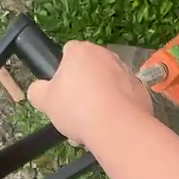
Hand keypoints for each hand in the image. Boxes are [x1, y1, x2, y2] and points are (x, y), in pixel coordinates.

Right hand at [27, 40, 154, 145]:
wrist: (116, 127)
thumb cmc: (76, 108)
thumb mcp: (44, 101)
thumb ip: (38, 91)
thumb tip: (39, 89)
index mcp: (81, 52)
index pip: (68, 51)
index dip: (63, 70)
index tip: (61, 90)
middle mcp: (106, 55)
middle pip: (90, 67)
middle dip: (83, 85)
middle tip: (75, 109)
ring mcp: (126, 71)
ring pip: (107, 82)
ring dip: (100, 97)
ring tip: (92, 123)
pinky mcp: (140, 89)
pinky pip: (124, 96)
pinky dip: (117, 107)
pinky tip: (110, 124)